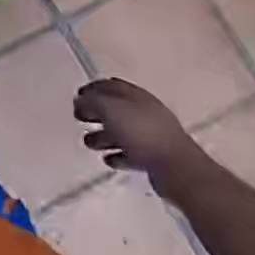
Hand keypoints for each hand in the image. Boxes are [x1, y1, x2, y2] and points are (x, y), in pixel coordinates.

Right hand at [74, 79, 206, 181]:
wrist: (176, 168)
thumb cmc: (141, 132)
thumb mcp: (108, 108)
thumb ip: (91, 101)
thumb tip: (81, 102)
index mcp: (136, 96)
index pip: (110, 86)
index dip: (92, 88)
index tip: (77, 96)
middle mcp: (144, 113)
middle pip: (115, 108)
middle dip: (96, 112)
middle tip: (80, 117)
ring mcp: (151, 136)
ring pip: (121, 132)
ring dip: (103, 136)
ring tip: (90, 143)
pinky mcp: (154, 158)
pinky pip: (131, 154)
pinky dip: (117, 155)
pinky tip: (108, 159)